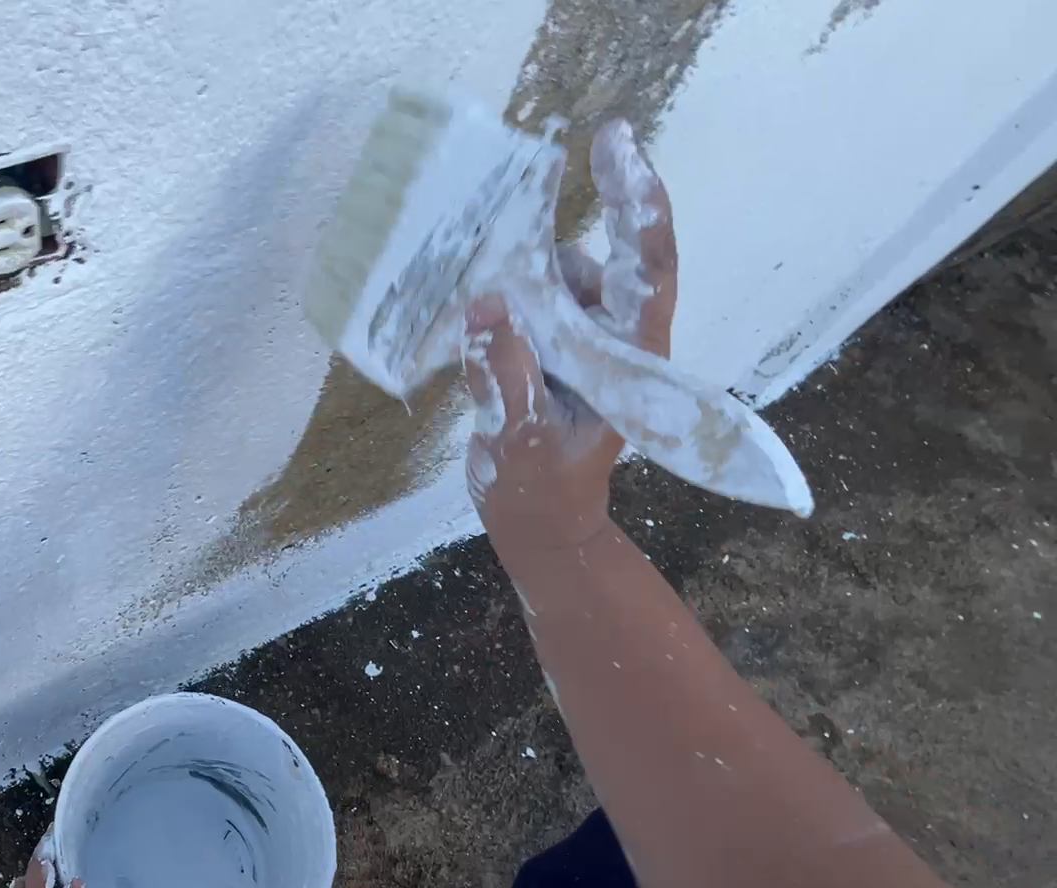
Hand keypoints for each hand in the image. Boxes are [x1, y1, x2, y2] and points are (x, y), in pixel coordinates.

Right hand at [462, 118, 678, 551]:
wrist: (537, 522)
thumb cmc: (542, 489)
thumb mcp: (524, 435)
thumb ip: (504, 372)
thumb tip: (484, 301)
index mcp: (629, 355)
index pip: (644, 265)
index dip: (635, 202)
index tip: (615, 145)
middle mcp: (609, 340)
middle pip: (599, 261)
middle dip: (570, 215)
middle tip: (533, 169)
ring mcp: (575, 349)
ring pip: (555, 284)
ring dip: (522, 260)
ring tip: (479, 238)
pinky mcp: (542, 360)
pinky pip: (523, 312)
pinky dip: (498, 297)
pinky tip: (464, 291)